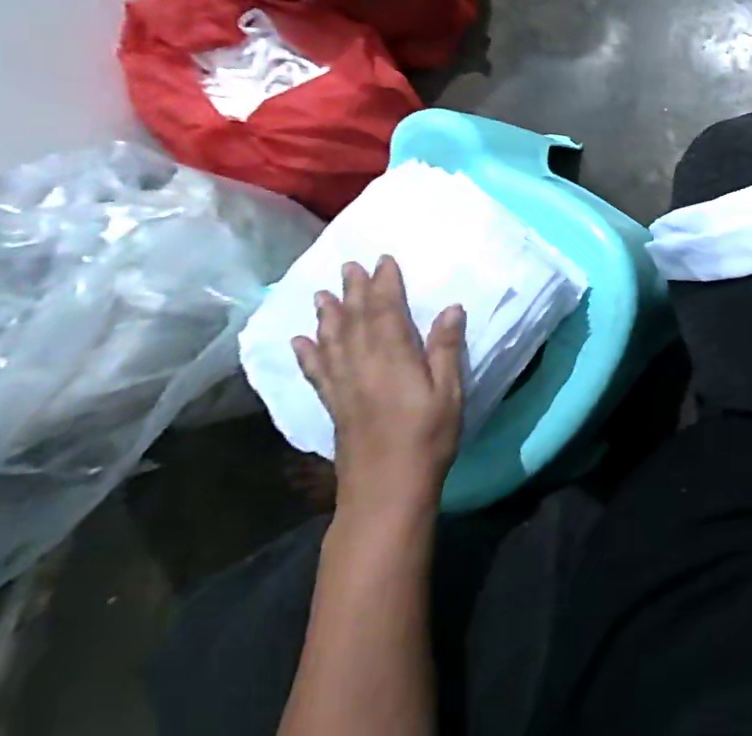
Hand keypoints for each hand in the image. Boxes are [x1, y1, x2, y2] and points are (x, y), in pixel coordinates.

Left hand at [292, 256, 465, 511]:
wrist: (386, 490)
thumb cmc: (427, 439)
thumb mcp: (449, 394)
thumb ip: (445, 350)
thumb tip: (450, 307)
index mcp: (393, 357)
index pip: (386, 311)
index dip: (385, 284)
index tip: (383, 260)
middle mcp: (362, 364)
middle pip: (355, 319)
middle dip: (354, 290)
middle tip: (348, 265)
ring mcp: (343, 385)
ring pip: (332, 340)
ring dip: (328, 314)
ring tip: (322, 293)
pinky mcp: (334, 405)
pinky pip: (317, 372)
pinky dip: (308, 354)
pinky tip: (300, 342)